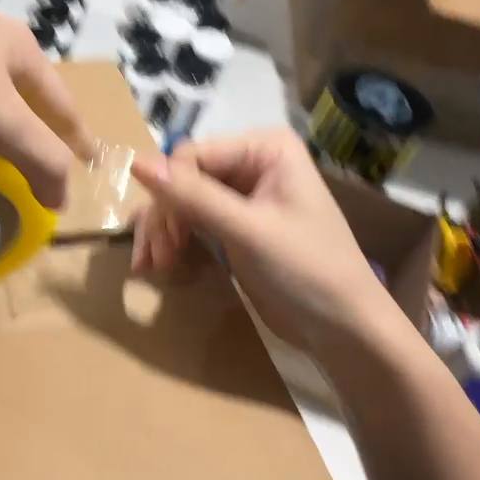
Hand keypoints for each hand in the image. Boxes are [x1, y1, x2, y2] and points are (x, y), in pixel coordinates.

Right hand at [129, 129, 403, 346]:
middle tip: (157, 258)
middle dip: (164, 217)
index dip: (170, 191)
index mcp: (265, 148)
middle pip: (182, 177)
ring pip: (179, 199)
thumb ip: (192, 196)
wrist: (343, 330)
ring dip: (162, 230)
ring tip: (153, 264)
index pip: (191, 155)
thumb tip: (136, 162)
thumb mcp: (246, 231)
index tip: (166, 237)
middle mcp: (252, 162)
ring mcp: (241, 193)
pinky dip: (171, 240)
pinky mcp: (233, 224)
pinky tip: (158, 263)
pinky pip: (189, 219)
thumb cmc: (307, 271)